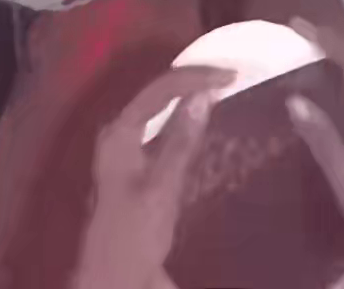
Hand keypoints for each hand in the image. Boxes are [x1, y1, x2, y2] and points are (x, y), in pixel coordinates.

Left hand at [72, 66, 232, 288]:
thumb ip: (181, 141)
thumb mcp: (162, 188)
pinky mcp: (133, 160)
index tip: (231, 75)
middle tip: (227, 75)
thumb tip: (204, 95)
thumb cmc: (134, 233)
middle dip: (192, 79)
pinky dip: (181, 114)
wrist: (112, 281)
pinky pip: (159, 123)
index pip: (161, 88)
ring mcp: (124, 143)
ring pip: (158, 105)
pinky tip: (198, 115)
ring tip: (218, 85)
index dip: (195, 77)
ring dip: (187, 93)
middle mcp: (119, 128)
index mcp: (121, 129)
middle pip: (157, 91)